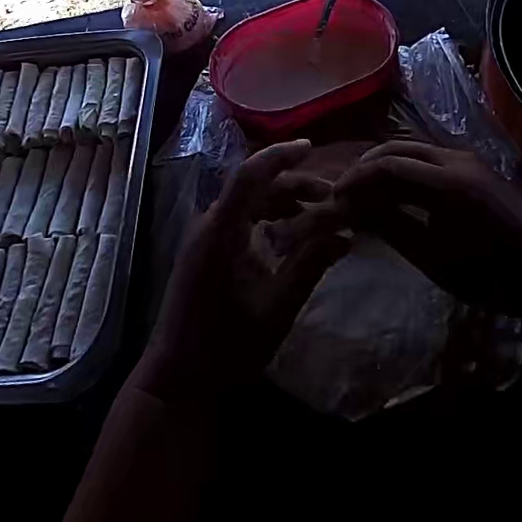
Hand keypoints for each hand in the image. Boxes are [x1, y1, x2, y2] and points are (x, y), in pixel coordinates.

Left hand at [132, 139, 348, 403]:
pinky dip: (265, 219)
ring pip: (245, 203)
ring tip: (318, 217)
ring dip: (280, 203)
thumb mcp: (276, 309)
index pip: (250, 175)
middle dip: (292, 185)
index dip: (280, 155)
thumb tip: (344, 235)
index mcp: (221, 230)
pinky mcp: (203, 251)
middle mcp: (208, 224)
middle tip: (332, 198)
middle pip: (251, 187)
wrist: (177, 375)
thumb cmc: (226, 346)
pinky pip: (237, 220)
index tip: (310, 146)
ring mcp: (202, 237)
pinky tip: (290, 236)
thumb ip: (309, 267)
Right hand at [330, 141, 521, 306]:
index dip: (355, 180)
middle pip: (396, 148)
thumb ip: (393, 227)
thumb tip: (352, 210)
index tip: (335, 200)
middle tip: (344, 193)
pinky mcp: (476, 169)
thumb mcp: (437, 260)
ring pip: (412, 149)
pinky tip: (396, 192)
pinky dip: (404, 168)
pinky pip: (428, 158)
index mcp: (447, 183)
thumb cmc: (498, 276)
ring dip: (383, 165)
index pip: (385, 166)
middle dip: (365, 167)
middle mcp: (456, 160)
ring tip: (365, 192)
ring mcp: (469, 161)